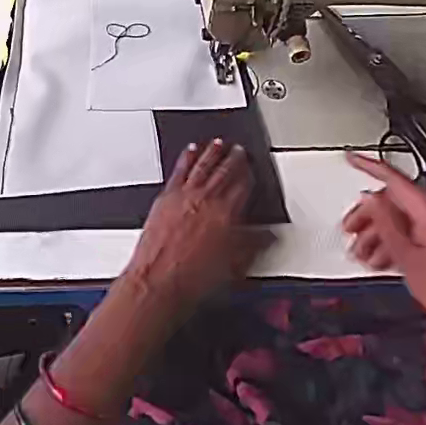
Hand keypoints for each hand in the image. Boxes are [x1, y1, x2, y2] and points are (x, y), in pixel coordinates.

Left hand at [123, 139, 264, 318]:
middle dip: (234, 159)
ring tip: (218, 142)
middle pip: (224, 172)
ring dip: (212, 152)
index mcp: (227, 215)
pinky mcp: (166, 196)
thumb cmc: (192, 279)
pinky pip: (179, 170)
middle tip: (239, 149)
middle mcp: (207, 199)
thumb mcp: (233, 266)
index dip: (249, 175)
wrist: (158, 282)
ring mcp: (185, 195)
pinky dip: (186, 158)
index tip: (252, 168)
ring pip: (203, 166)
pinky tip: (190, 151)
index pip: (243, 187)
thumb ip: (252, 245)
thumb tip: (267, 237)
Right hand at [340, 152, 425, 334]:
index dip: (368, 167)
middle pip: (396, 201)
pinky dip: (397, 242)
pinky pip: (416, 231)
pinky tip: (382, 258)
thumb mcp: (407, 257)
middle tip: (350, 228)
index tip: (351, 158)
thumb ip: (385, 223)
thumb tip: (370, 199)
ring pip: (404, 219)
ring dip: (380, 233)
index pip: (394, 179)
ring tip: (362, 253)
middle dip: (369, 216)